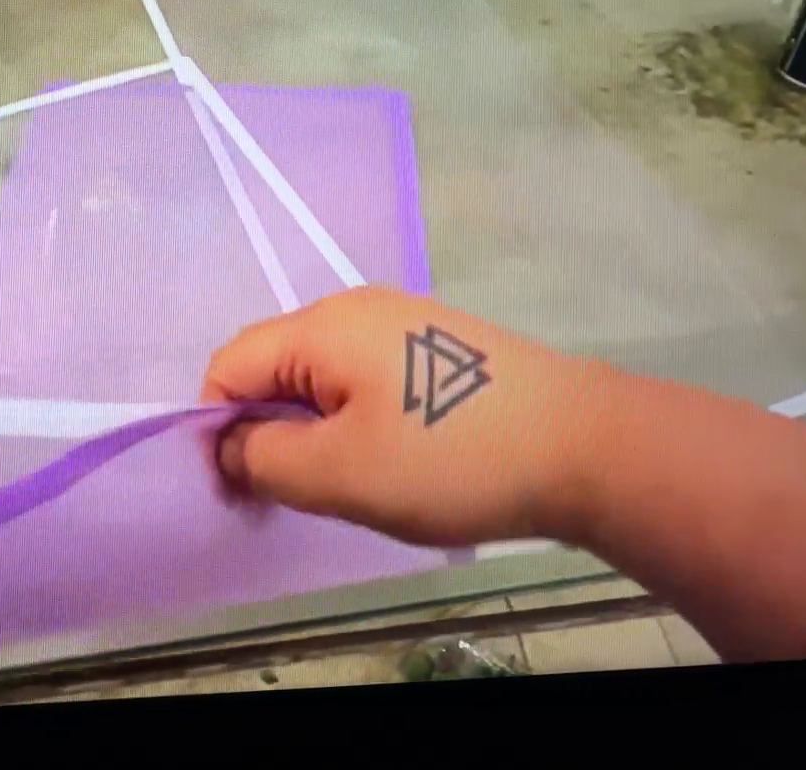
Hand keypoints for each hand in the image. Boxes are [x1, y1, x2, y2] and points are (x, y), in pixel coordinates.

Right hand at [205, 287, 627, 546]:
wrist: (588, 446)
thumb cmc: (449, 458)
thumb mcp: (339, 473)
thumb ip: (262, 459)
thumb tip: (228, 447)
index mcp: (320, 326)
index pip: (229, 367)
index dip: (216, 428)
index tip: (238, 488)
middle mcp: (352, 309)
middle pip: (272, 367)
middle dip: (262, 430)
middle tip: (287, 496)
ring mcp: (397, 321)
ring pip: (316, 374)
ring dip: (306, 428)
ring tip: (341, 479)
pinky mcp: (431, 342)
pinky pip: (359, 375)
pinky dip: (347, 416)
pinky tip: (385, 453)